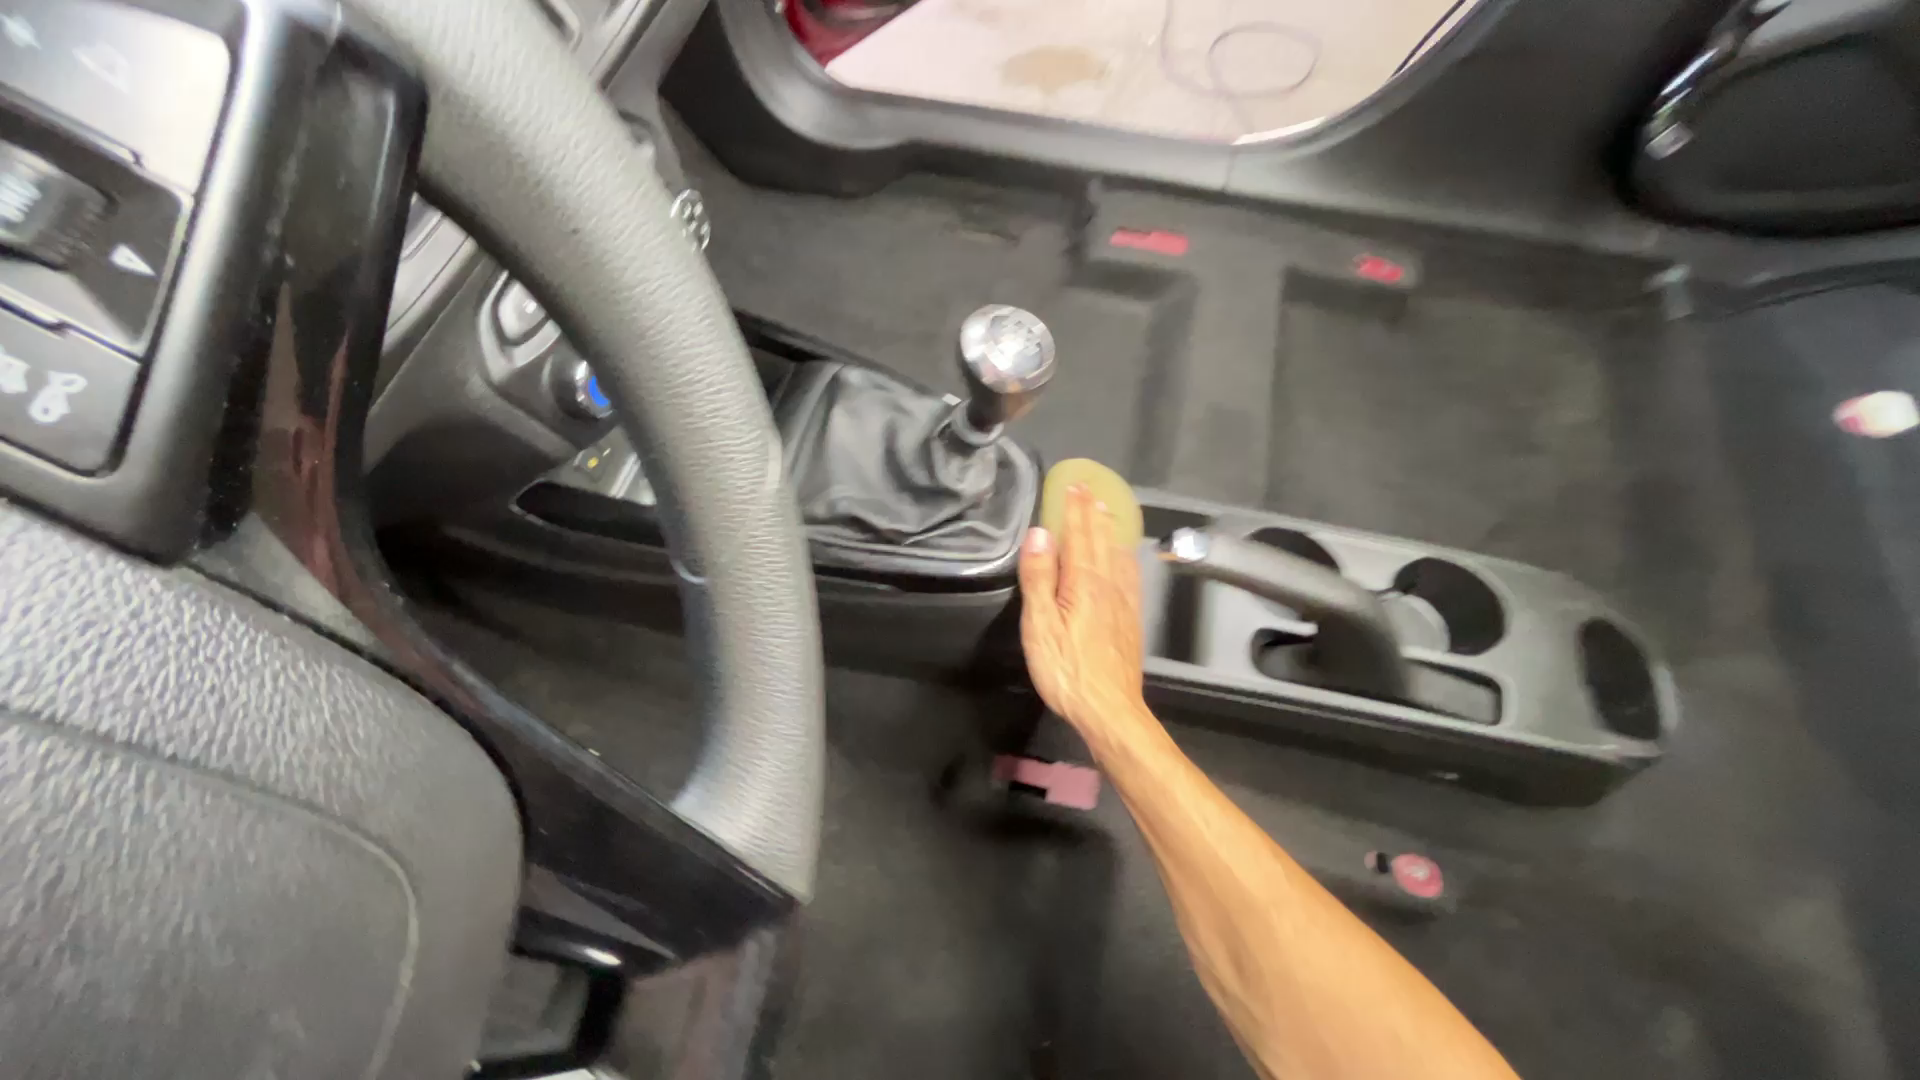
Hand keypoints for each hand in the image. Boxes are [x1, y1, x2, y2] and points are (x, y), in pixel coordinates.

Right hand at [1018, 484, 1146, 737]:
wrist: (1110, 709)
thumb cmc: (1067, 670)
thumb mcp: (1040, 626)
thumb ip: (1039, 578)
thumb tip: (1039, 534)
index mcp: (1082, 583)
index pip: (1078, 536)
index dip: (1074, 509)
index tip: (1072, 484)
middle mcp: (1108, 585)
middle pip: (1100, 541)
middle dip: (1092, 513)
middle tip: (1088, 489)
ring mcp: (1123, 603)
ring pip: (1117, 555)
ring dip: (1110, 530)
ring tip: (1106, 511)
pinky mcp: (1131, 620)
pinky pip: (1130, 576)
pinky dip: (1125, 557)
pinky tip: (1126, 558)